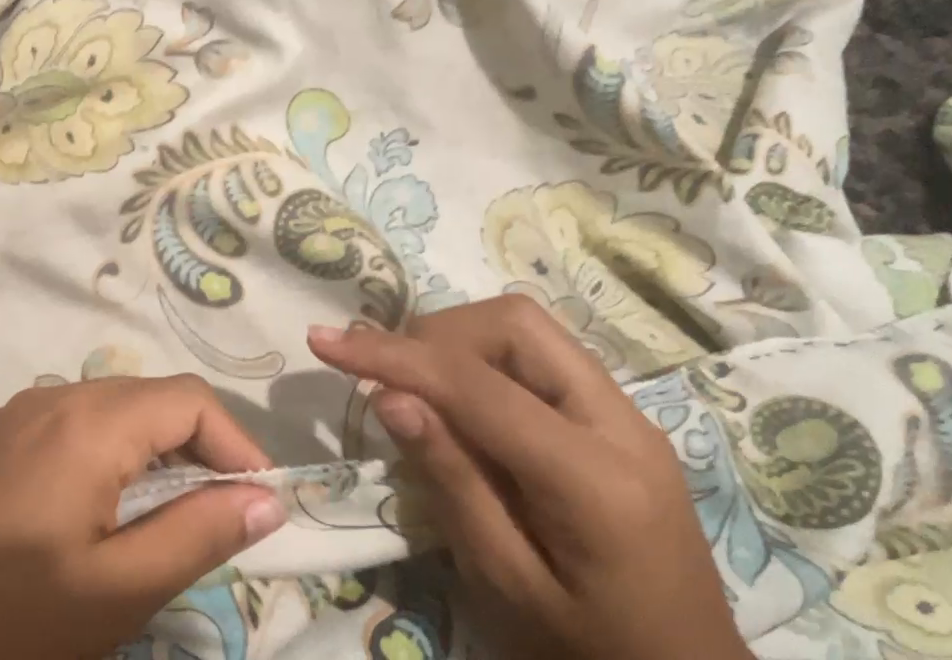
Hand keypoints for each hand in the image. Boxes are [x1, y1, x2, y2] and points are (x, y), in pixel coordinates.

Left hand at [0, 375, 288, 659]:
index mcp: (89, 422)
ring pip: (106, 410)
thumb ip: (199, 535)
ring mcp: (12, 415)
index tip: (258, 503)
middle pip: (147, 398)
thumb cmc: (13, 618)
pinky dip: (103, 454)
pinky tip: (96, 511)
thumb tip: (266, 498)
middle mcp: (50, 399)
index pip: (189, 398)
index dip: (235, 444)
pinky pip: (65, 426)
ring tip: (164, 519)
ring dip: (149, 452)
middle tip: (218, 515)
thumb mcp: (119, 589)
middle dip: (196, 447)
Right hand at [308, 295, 752, 659]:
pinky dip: (484, 362)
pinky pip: (540, 360)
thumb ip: (451, 482)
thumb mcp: (506, 583)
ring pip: (528, 331)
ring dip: (459, 343)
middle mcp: (622, 425)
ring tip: (413, 389)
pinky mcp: (618, 422)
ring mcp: (627, 418)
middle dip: (435, 335)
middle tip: (383, 376)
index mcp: (594, 478)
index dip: (393, 355)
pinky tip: (457, 404)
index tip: (323, 342)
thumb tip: (389, 395)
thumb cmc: (588, 649)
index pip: (477, 385)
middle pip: (516, 324)